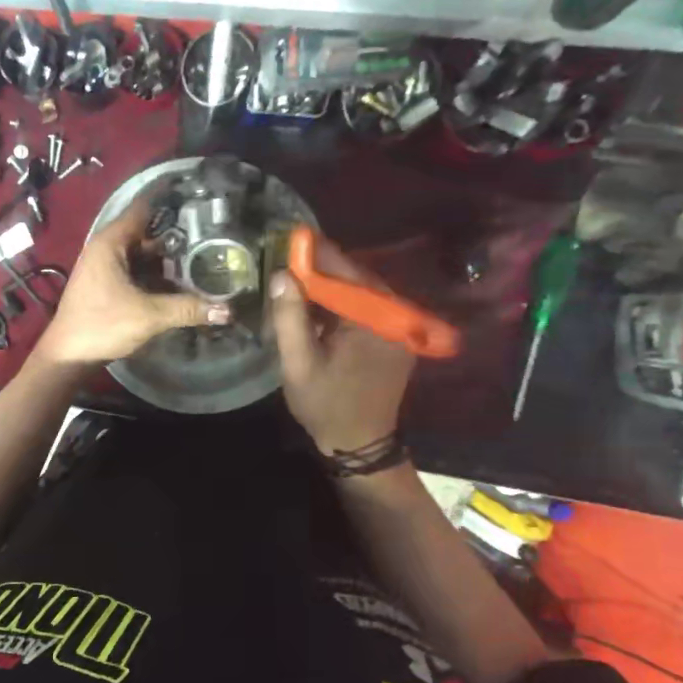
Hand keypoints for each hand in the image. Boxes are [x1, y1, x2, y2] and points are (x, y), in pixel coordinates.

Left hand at [36, 198, 230, 364]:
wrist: (68, 358)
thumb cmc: (102, 326)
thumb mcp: (149, 316)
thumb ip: (188, 309)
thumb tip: (227, 310)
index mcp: (111, 243)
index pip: (143, 207)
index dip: (168, 198)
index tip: (196, 192)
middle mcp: (107, 249)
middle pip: (147, 233)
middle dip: (177, 235)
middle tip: (211, 234)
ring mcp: (106, 268)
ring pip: (144, 256)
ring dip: (169, 260)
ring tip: (204, 257)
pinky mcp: (108, 286)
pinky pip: (138, 272)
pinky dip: (158, 275)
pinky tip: (182, 283)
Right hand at [269, 238, 415, 453]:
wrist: (361, 445)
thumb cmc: (327, 405)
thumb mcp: (299, 363)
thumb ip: (290, 317)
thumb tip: (283, 275)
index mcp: (374, 321)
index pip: (345, 273)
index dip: (317, 254)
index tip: (293, 237)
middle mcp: (396, 318)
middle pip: (357, 279)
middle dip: (325, 268)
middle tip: (293, 260)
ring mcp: (400, 329)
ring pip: (363, 293)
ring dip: (335, 286)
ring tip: (302, 279)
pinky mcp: (396, 339)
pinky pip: (369, 309)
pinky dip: (345, 303)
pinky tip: (322, 306)